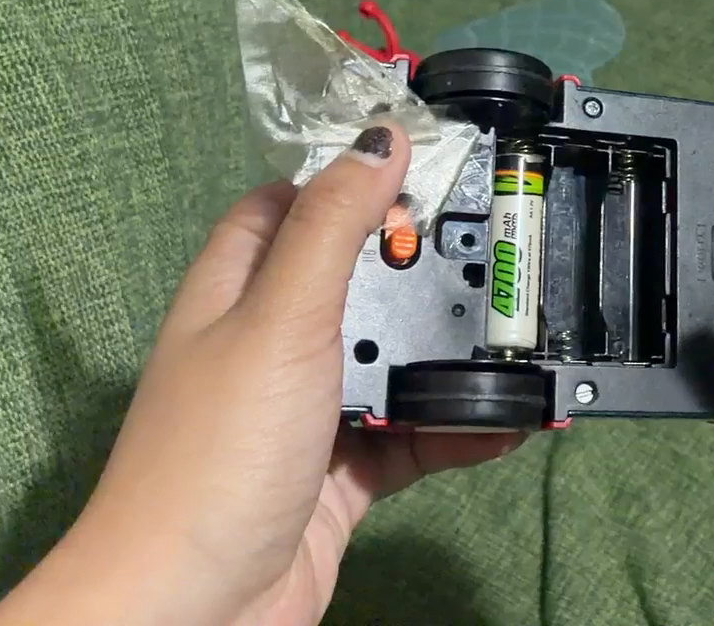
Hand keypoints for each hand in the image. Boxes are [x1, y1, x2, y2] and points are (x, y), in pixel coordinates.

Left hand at [0, 123, 522, 625]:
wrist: (195, 618)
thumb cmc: (225, 447)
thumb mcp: (283, 318)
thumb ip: (335, 226)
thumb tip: (383, 136)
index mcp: (244, 290)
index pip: (293, 205)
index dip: (352, 177)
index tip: (428, 165)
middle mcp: (279, 338)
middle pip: (362, 274)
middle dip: (423, 261)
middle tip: (495, 246)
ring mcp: (317, 402)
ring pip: (397, 350)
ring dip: (452, 347)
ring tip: (518, 329)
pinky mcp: (353, 460)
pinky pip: (420, 423)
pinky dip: (463, 420)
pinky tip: (512, 417)